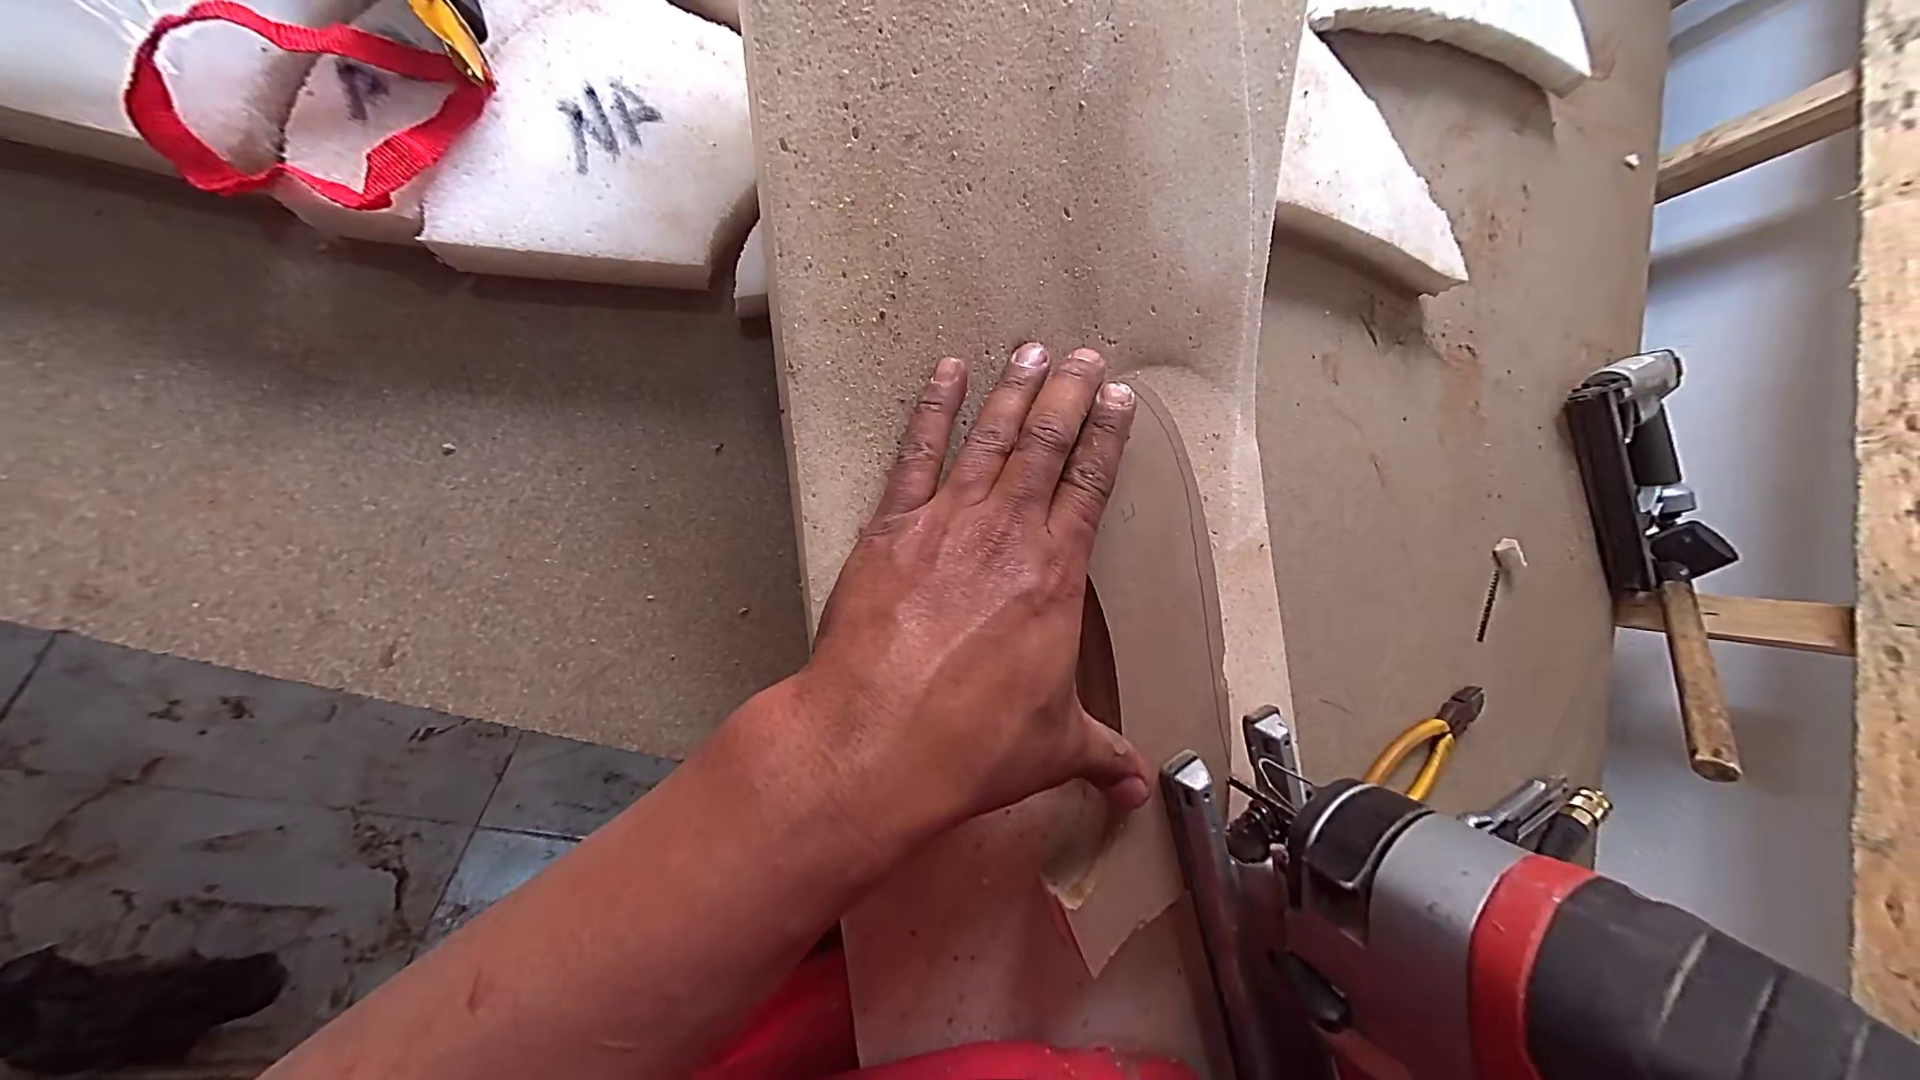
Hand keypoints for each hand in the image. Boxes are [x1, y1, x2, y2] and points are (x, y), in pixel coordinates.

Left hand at [793, 343, 1152, 834]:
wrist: (880, 739)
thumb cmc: (973, 743)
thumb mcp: (1054, 746)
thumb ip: (1104, 753)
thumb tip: (1140, 785)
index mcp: (1055, 575)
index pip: (1091, 486)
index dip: (1108, 438)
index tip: (1120, 400)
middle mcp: (1008, 534)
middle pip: (1047, 444)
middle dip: (1070, 394)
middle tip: (1085, 355)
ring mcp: (949, 522)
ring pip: (991, 437)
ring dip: (1014, 390)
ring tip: (1031, 349)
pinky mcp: (893, 527)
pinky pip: (918, 453)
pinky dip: (934, 409)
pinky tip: (946, 373)